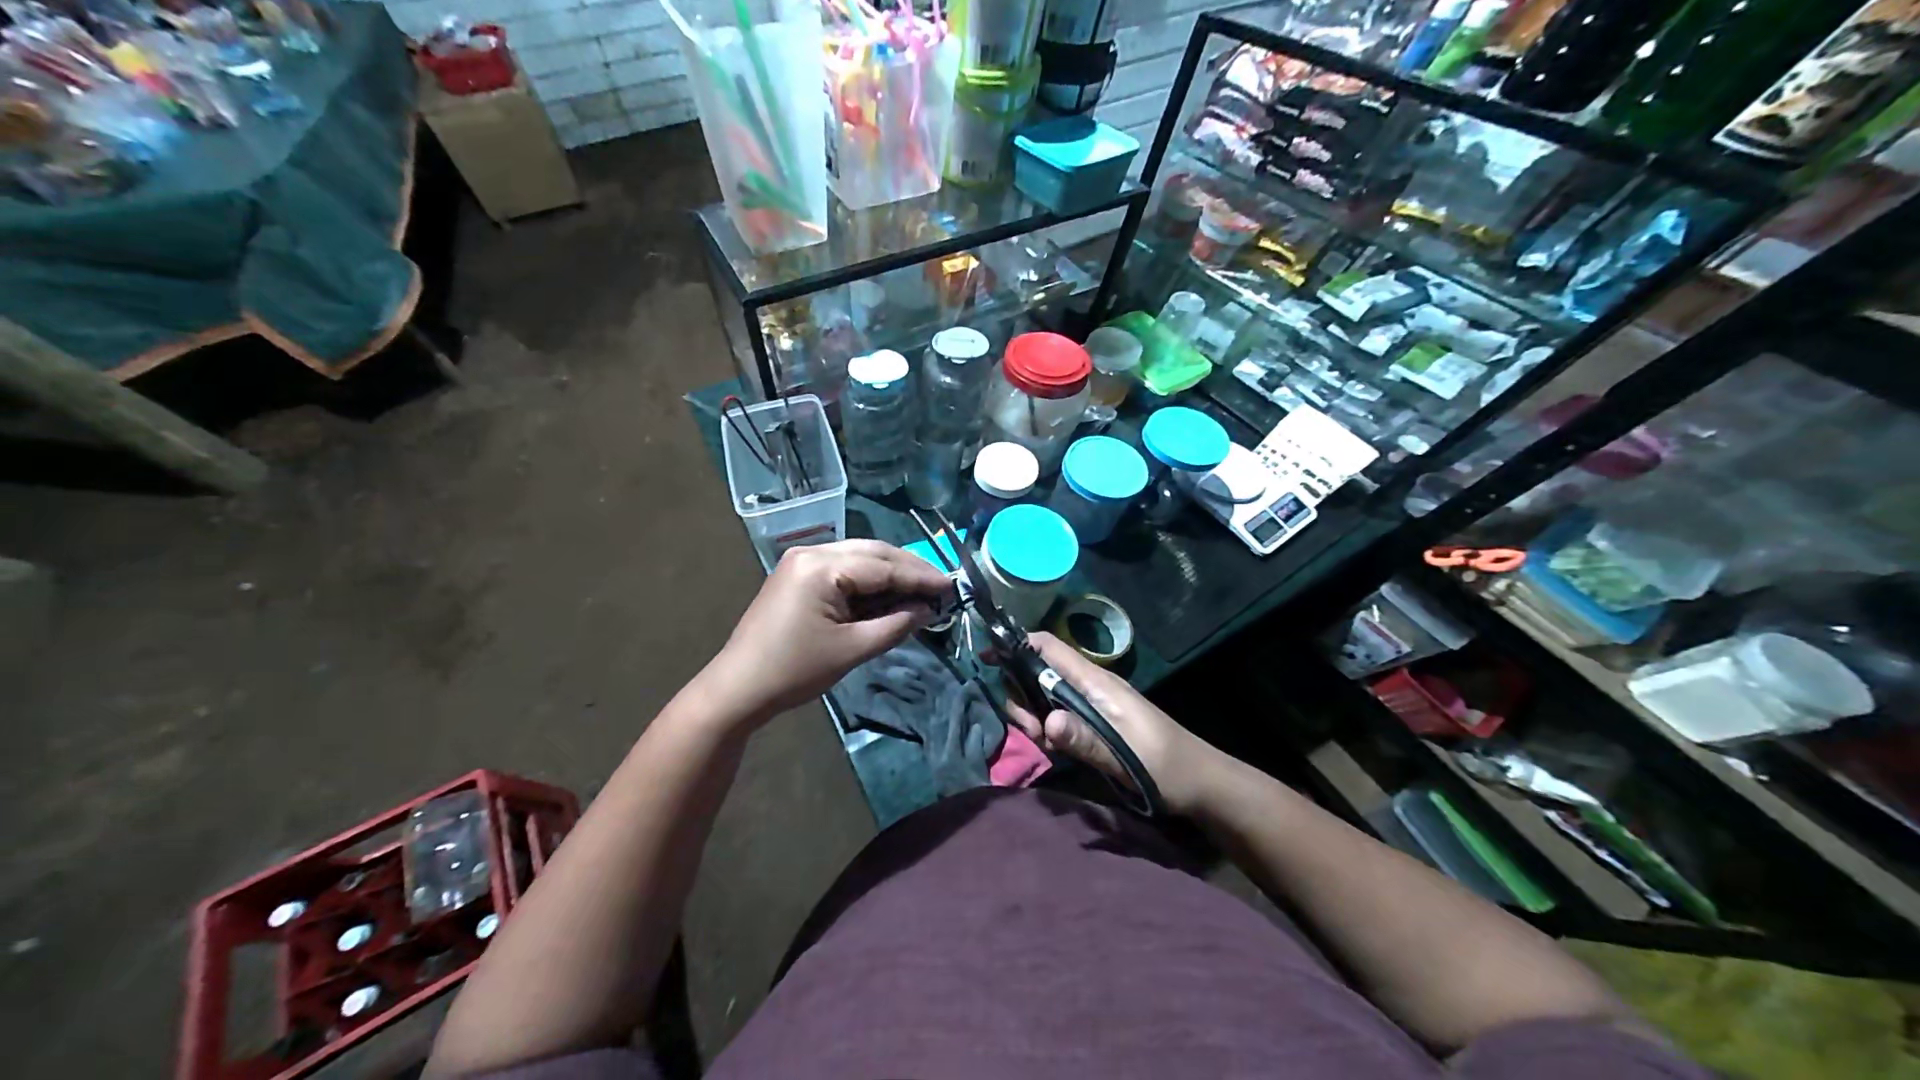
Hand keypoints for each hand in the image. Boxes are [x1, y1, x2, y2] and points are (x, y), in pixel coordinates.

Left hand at [703, 540, 953, 720]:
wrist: (740, 687)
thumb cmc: (795, 670)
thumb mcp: (853, 649)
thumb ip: (895, 625)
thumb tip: (926, 610)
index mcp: (822, 566)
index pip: (884, 566)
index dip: (921, 578)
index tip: (952, 587)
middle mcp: (812, 551)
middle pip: (873, 553)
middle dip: (909, 569)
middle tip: (942, 586)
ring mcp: (801, 560)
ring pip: (859, 558)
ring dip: (890, 573)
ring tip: (922, 590)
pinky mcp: (798, 574)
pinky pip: (843, 569)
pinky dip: (869, 581)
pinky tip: (889, 594)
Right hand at [1004, 632, 1220, 814]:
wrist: (1201, 784)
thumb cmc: (1168, 766)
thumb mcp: (1127, 757)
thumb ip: (1086, 740)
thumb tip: (1046, 722)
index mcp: (1097, 683)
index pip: (1048, 647)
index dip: (1015, 645)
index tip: (987, 658)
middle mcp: (1089, 687)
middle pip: (1037, 673)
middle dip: (1021, 697)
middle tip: (1032, 731)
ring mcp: (1090, 704)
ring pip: (1043, 697)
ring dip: (1034, 717)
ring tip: (1047, 746)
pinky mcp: (1092, 723)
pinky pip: (1056, 716)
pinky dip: (1047, 729)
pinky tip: (1055, 750)